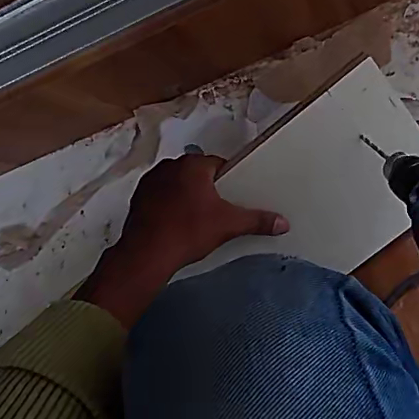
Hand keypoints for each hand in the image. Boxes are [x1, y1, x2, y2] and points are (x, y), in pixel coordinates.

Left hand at [75, 153, 286, 327]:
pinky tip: (175, 223)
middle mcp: (169, 167)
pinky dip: (168, 205)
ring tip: (195, 218)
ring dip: (185, 195)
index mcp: (193, 165)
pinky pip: (160, 196)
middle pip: (196, 174)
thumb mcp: (229, 225)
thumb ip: (257, 221)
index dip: (228, 180)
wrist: (148, 254)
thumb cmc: (185, 232)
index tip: (231, 195)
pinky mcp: (139, 198)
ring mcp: (151, 181)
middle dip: (206, 188)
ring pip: (176, 184)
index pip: (218, 164)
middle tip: (215, 210)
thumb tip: (280, 222)